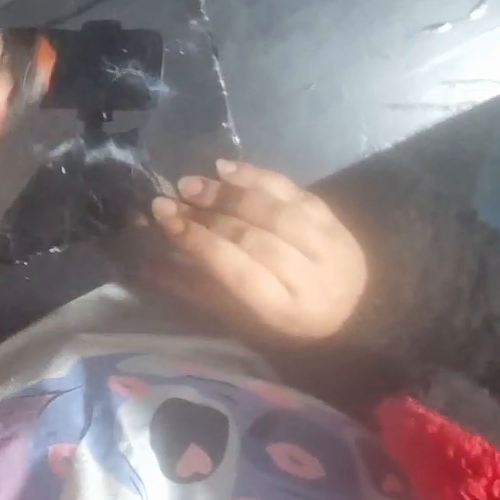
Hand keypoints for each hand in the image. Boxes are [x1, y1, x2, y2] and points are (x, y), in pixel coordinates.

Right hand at [148, 160, 367, 339]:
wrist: (355, 318)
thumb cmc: (283, 330)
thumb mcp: (237, 320)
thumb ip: (194, 289)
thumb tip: (145, 264)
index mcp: (283, 311)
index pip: (235, 267)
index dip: (197, 240)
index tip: (163, 216)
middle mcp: (312, 278)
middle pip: (254, 236)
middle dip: (208, 213)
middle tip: (173, 196)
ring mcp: (330, 247)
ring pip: (275, 211)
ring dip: (230, 193)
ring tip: (194, 182)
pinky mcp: (337, 222)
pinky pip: (294, 192)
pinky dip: (259, 177)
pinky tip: (227, 170)